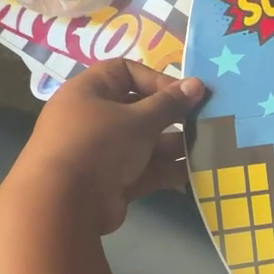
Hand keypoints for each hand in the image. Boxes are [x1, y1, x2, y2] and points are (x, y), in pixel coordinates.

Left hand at [10, 59, 207, 233]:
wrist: (65, 202)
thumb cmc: (99, 145)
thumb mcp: (138, 120)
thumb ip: (170, 103)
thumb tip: (198, 83)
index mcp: (90, 92)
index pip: (125, 72)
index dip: (157, 79)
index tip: (186, 94)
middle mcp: (96, 118)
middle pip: (141, 109)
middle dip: (174, 116)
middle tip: (205, 122)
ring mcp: (105, 151)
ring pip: (148, 142)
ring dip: (176, 145)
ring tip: (208, 148)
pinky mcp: (115, 180)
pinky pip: (147, 168)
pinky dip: (170, 169)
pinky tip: (198, 171)